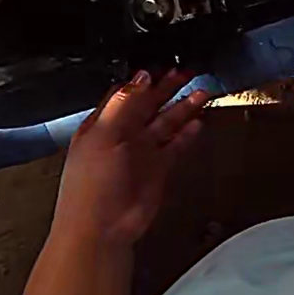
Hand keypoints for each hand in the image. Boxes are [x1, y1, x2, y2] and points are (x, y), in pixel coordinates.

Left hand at [52, 68, 209, 247]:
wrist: (101, 228)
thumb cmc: (91, 186)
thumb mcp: (104, 136)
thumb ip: (123, 104)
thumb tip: (141, 78)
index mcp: (103, 124)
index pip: (127, 93)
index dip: (144, 80)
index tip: (161, 66)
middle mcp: (123, 135)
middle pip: (150, 104)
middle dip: (168, 88)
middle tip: (187, 72)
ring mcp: (142, 153)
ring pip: (166, 123)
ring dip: (183, 107)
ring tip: (202, 92)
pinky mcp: (157, 170)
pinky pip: (175, 146)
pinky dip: (187, 134)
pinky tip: (198, 122)